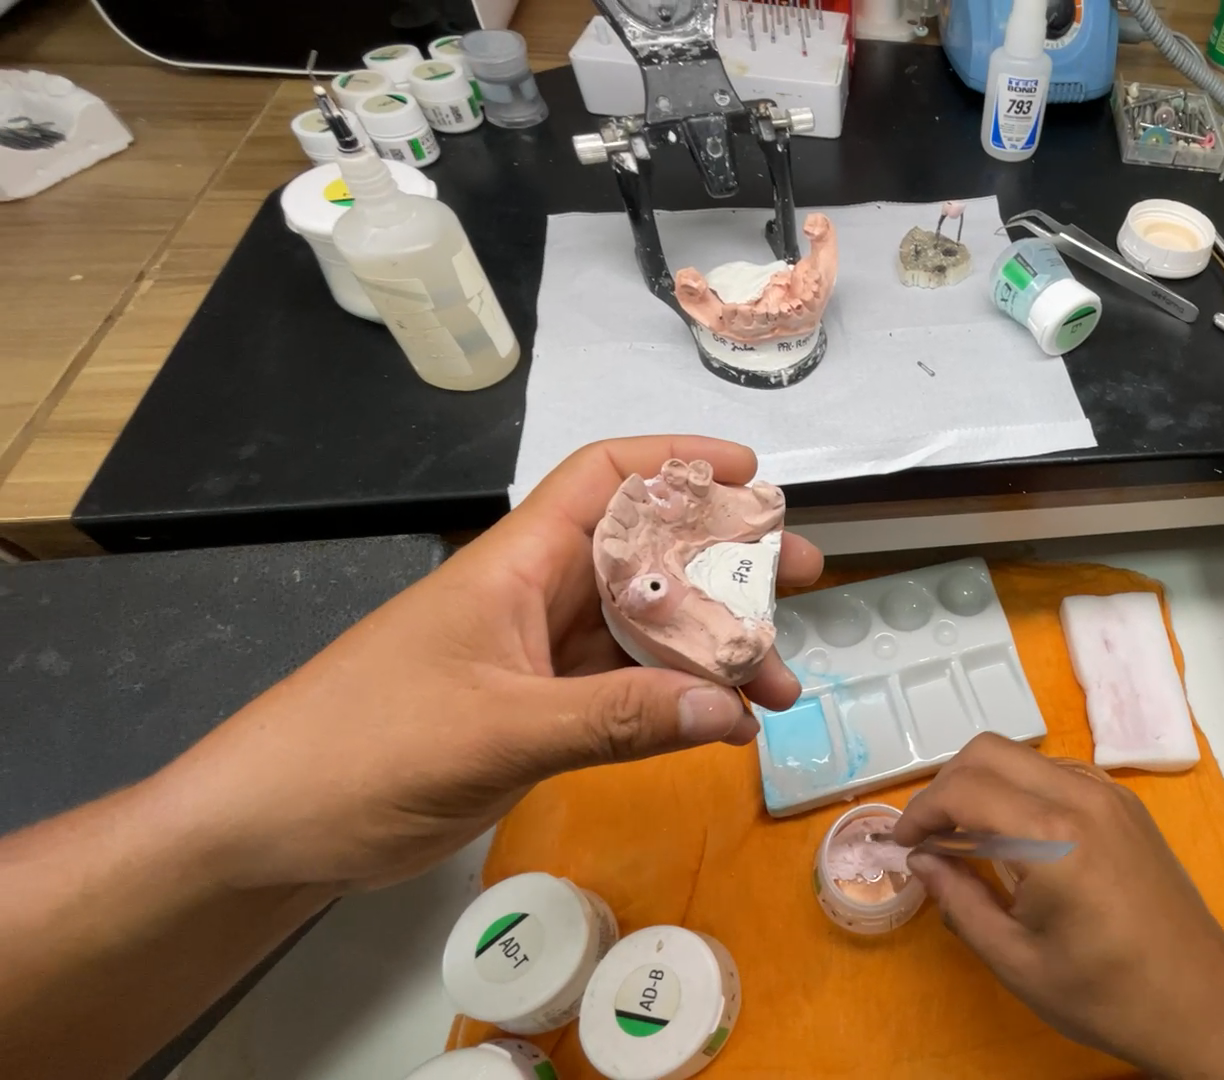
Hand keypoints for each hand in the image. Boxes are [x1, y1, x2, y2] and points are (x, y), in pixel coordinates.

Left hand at [159, 436, 821, 893]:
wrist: (265, 835)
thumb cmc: (361, 751)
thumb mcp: (496, 730)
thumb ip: (617, 718)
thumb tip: (732, 709)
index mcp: (521, 562)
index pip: (607, 478)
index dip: (679, 460)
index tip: (752, 475)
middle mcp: (545, 594)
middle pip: (654, 555)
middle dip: (730, 561)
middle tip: (800, 578)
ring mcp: (550, 653)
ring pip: (654, 629)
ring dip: (717, 649)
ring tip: (778, 684)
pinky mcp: (553, 706)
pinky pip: (637, 687)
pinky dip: (683, 700)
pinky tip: (727, 723)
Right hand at [894, 736, 1223, 1079]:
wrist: (1201, 996)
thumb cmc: (1106, 993)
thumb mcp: (1017, 962)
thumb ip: (959, 901)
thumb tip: (919, 860)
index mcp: (1054, 838)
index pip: (965, 788)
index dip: (921, 810)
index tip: (904, 844)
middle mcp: (1081, 795)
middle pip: (988, 750)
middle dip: (945, 785)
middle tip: (929, 835)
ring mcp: (1107, 790)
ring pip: (1020, 754)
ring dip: (982, 782)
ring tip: (967, 835)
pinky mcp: (1122, 798)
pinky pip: (1053, 770)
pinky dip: (1018, 787)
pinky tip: (1015, 834)